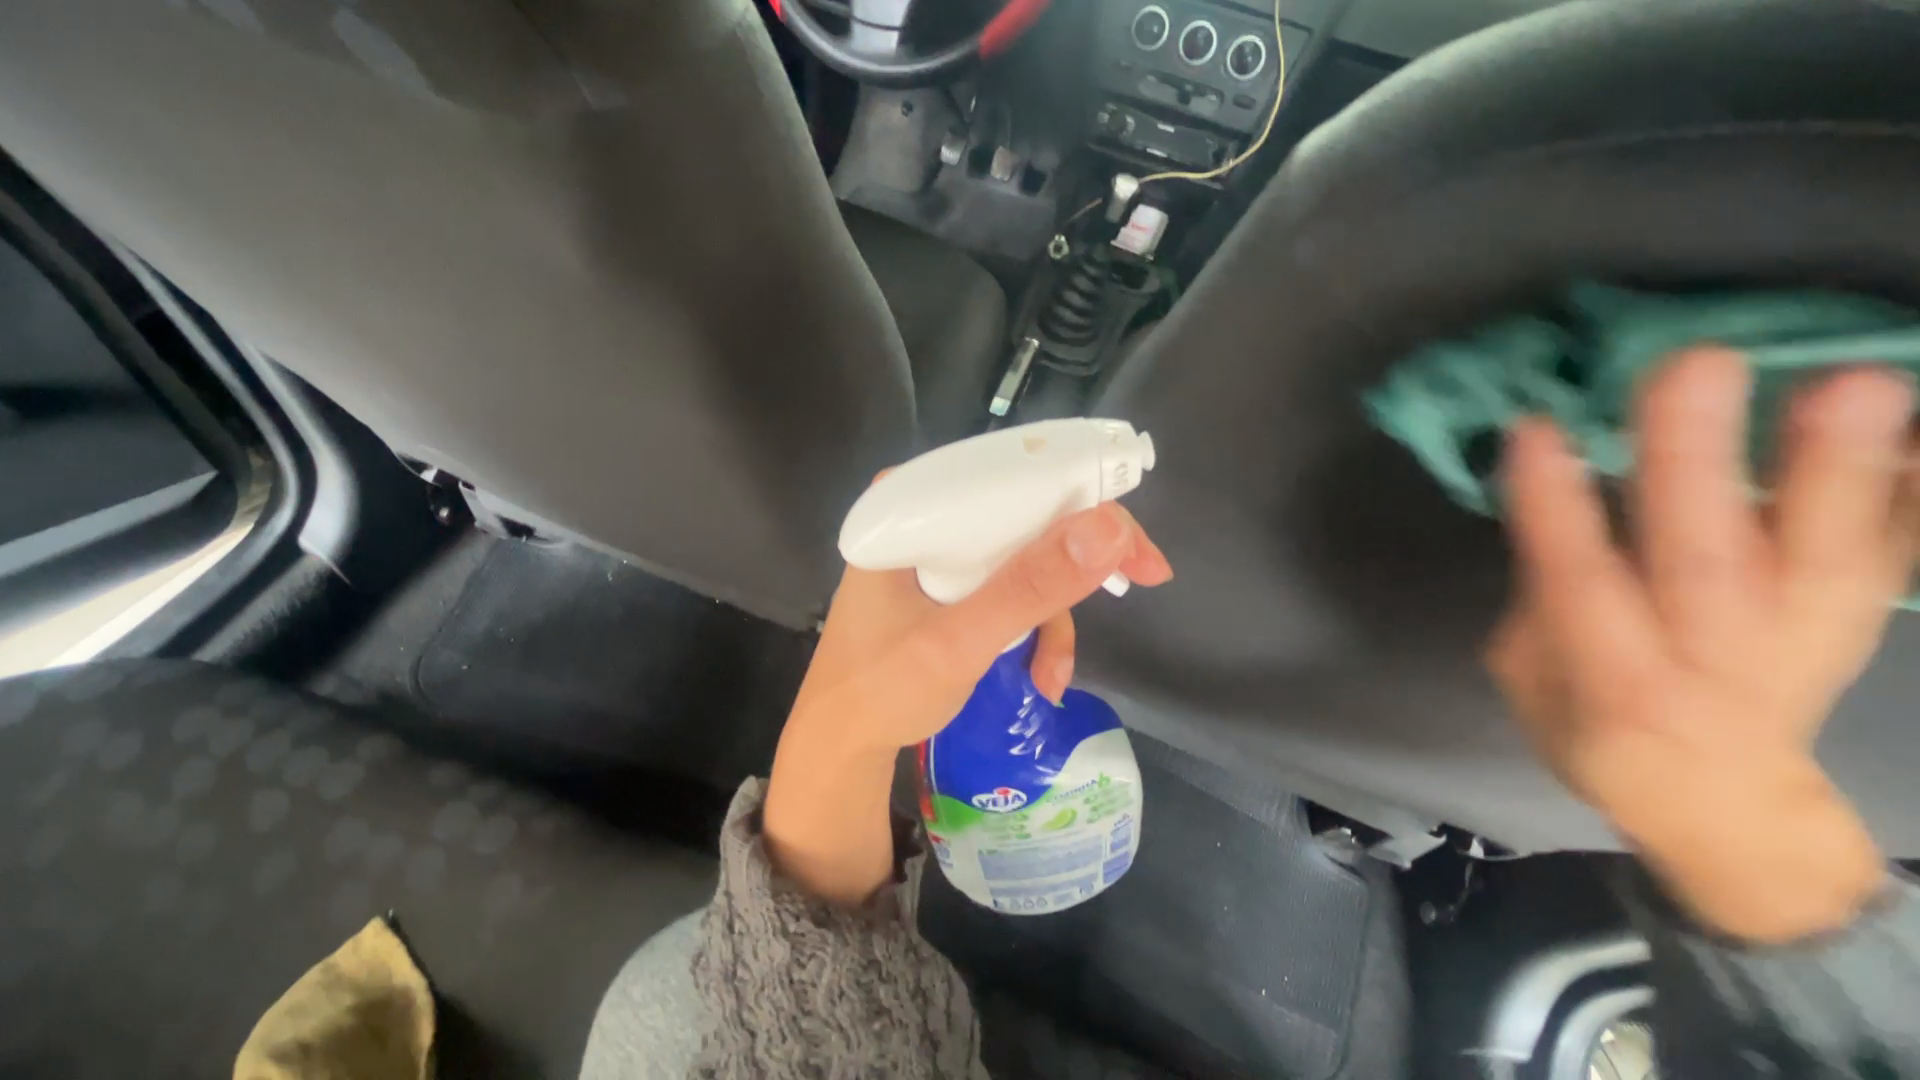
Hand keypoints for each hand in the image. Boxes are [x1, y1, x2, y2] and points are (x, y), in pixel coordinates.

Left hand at [764, 501, 1171, 905]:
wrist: (840, 748)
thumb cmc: (880, 691)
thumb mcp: (958, 642)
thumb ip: (1028, 589)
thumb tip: (1111, 527)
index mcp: (909, 505)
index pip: (1009, 475)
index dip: (1080, 497)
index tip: (1131, 544)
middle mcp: (925, 517)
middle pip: (1023, 514)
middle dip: (1078, 562)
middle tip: (1140, 578)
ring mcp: (936, 555)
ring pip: (1023, 557)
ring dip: (1052, 615)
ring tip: (1052, 674)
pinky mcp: (946, 589)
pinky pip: (1008, 589)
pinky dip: (1033, 629)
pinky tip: (1040, 674)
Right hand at [1489, 346, 1917, 942]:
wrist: (1718, 808)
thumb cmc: (1592, 736)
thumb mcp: (1530, 684)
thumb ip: (1542, 601)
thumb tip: (1561, 500)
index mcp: (1613, 683)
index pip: (1578, 588)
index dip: (1555, 510)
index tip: (1537, 426)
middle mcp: (1710, 664)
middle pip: (1706, 564)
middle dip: (1696, 464)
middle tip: (1694, 365)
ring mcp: (1801, 646)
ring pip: (1827, 562)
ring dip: (1838, 471)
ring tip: (1851, 382)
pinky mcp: (1858, 630)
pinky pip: (1900, 561)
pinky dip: (1917, 496)